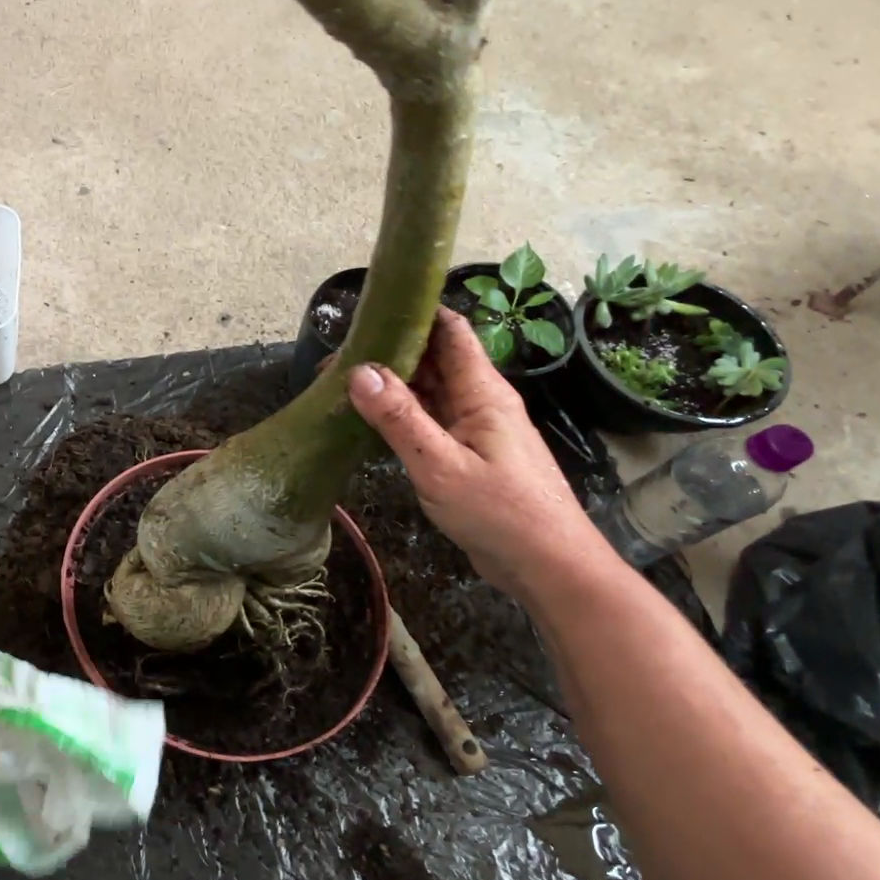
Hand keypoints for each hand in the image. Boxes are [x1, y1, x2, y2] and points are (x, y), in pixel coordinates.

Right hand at [346, 307, 609, 598]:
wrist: (547, 565)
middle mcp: (479, 402)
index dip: (414, 314)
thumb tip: (358, 371)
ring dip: (390, 388)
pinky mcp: (467, 456)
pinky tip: (367, 425)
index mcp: (482, 392)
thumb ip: (399, 418)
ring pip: (428, 393)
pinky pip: (429, 422)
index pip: (449, 332)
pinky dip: (399, 417)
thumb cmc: (500, 512)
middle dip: (387, 355)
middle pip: (432, 361)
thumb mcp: (439, 465)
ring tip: (341, 390)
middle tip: (333, 365)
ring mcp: (474, 430)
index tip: (366, 314)